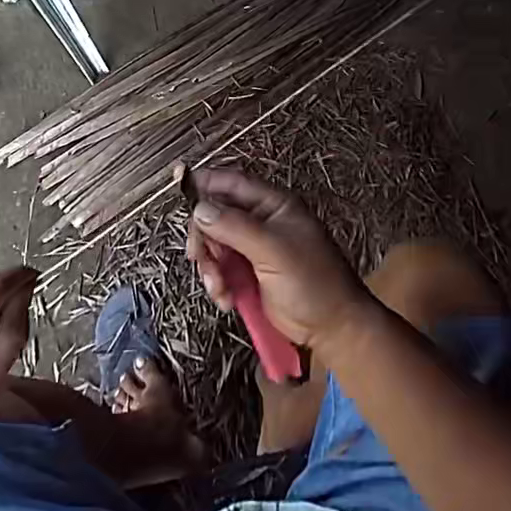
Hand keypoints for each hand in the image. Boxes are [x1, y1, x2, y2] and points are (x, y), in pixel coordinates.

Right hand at [184, 169, 372, 349]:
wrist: (331, 328)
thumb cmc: (314, 282)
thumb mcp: (274, 250)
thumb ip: (235, 227)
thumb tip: (200, 208)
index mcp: (273, 205)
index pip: (232, 183)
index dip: (205, 182)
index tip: (179, 184)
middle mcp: (261, 222)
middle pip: (215, 215)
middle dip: (204, 237)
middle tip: (200, 257)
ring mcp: (253, 248)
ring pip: (214, 245)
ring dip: (210, 267)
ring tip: (220, 288)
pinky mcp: (248, 274)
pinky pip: (220, 270)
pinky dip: (217, 284)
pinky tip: (227, 299)